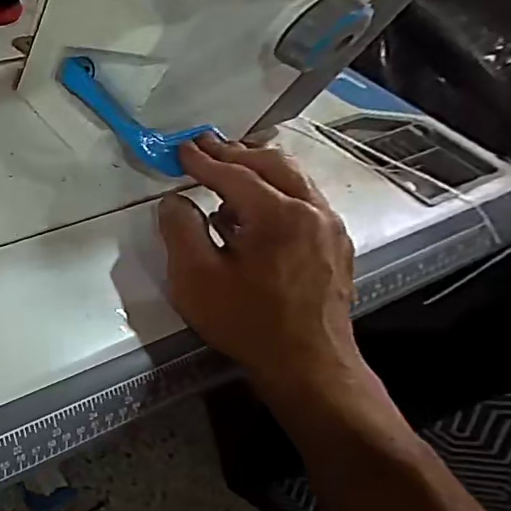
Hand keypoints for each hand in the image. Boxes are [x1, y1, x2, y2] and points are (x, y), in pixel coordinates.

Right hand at [157, 134, 362, 400]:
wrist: (308, 366)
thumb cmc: (248, 323)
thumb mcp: (196, 279)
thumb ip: (180, 231)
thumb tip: (175, 201)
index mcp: (279, 214)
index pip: (235, 174)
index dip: (204, 161)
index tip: (182, 149)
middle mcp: (312, 211)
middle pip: (272, 164)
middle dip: (235, 152)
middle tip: (205, 145)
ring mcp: (329, 228)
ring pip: (294, 179)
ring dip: (258, 168)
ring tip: (229, 166)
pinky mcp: (335, 246)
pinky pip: (304, 201)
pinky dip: (276, 191)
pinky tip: (254, 208)